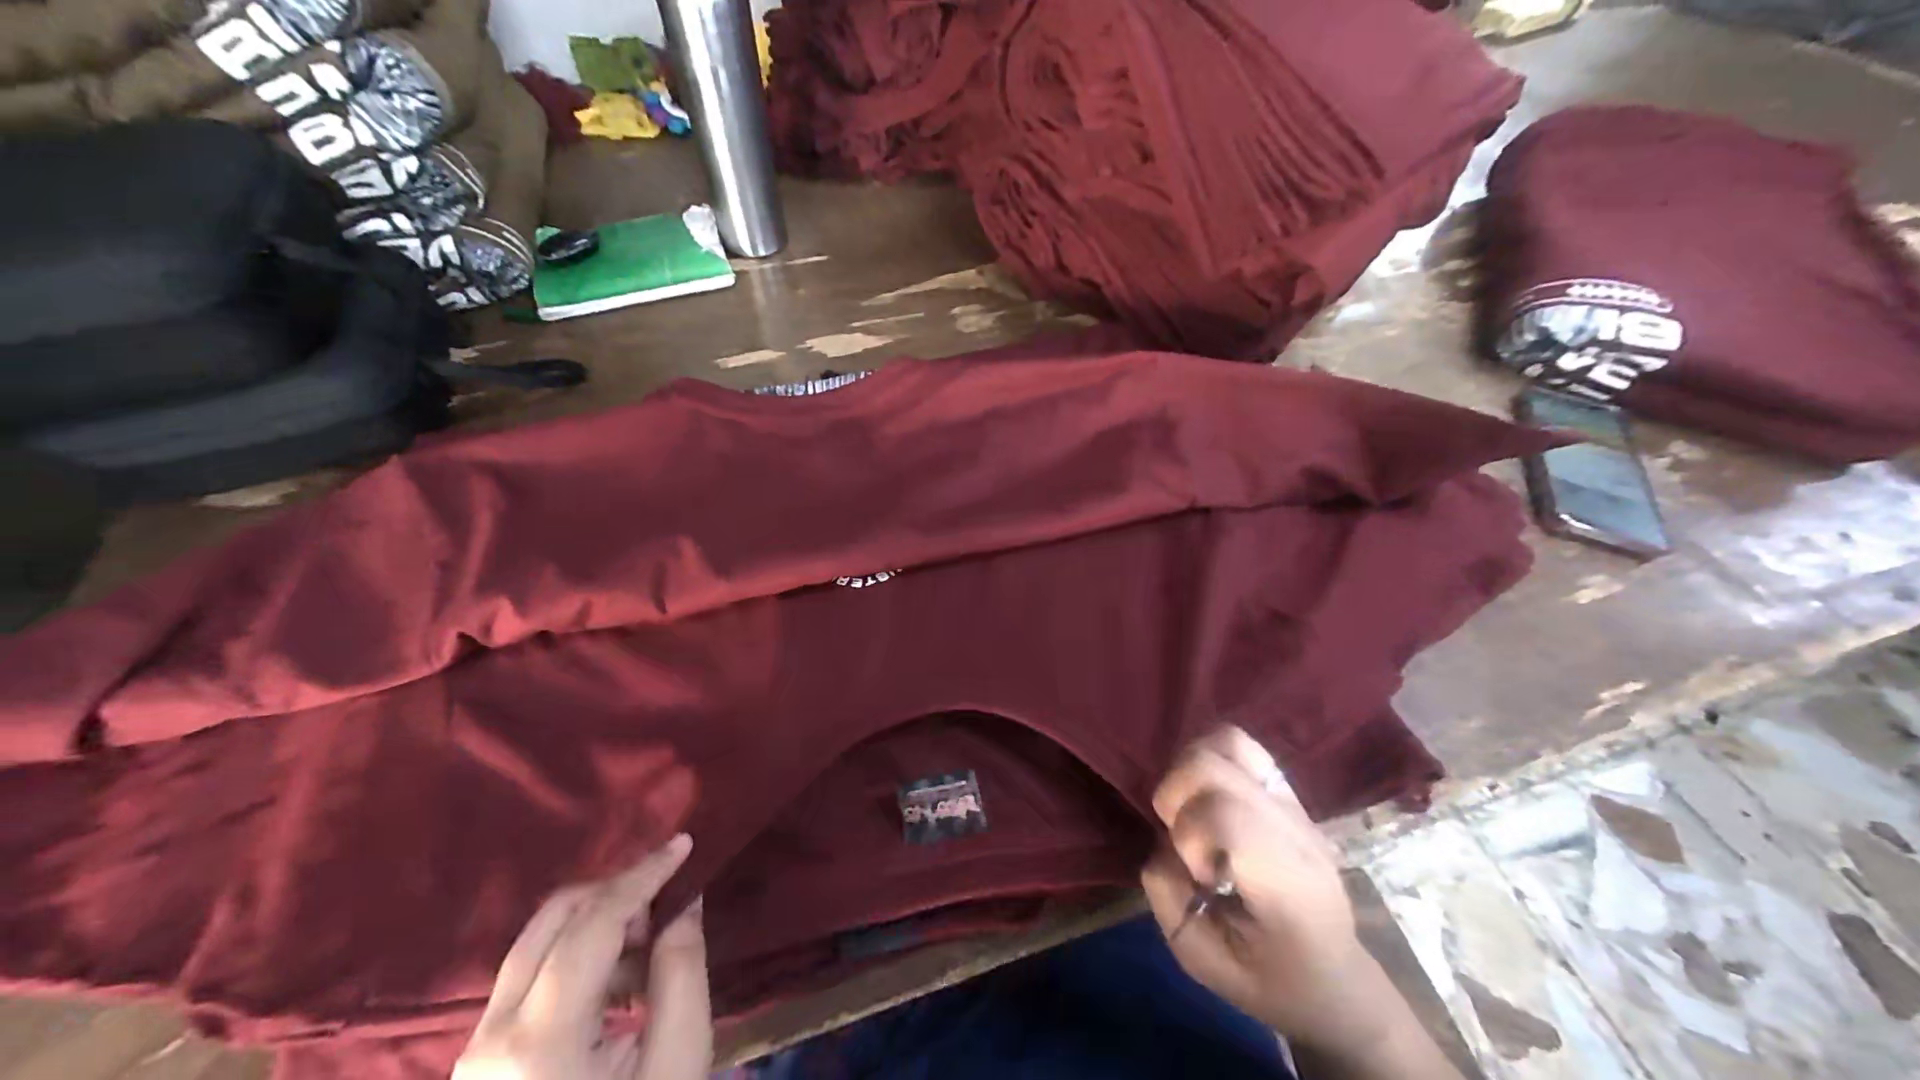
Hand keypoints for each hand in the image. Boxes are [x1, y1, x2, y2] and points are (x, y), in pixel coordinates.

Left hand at [453, 834, 710, 1079]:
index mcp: (538, 1044)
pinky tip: (621, 991)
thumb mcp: (677, 1067)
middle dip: (618, 893)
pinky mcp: (479, 1061)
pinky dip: (580, 960)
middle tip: (670, 898)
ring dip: (600, 926)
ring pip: (536, 946)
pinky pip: (529, 979)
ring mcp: (475, 1050)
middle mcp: (491, 1036)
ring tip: (652, 954)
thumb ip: (682, 976)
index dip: (643, 875)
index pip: (592, 925)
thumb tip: (683, 903)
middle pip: (553, 921)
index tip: (685, 842)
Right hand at [1140, 728, 1371, 1040]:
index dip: (1190, 835)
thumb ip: (1169, 897)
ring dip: (1189, 771)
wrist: (1335, 978)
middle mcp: (1295, 829)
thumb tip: (1162, 844)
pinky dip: (1208, 758)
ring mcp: (1294, 804)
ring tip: (1194, 814)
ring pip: (1227, 740)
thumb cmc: (1271, 979)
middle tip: (1188, 842)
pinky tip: (1207, 799)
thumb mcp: (1205, 963)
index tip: (1202, 876)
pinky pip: (1239, 745)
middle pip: (1213, 765)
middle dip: (1177, 798)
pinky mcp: (1286, 792)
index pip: (1227, 814)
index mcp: (1287, 882)